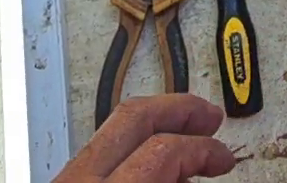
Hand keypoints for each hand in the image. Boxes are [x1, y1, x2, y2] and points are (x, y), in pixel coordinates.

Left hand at [54, 95, 235, 182]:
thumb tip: (197, 172)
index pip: (161, 150)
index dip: (202, 150)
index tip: (223, 158)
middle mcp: (78, 180)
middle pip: (133, 116)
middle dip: (180, 110)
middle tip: (211, 119)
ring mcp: (64, 179)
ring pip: (113, 129)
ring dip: (157, 125)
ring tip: (188, 138)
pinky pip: (100, 153)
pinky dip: (133, 149)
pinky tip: (154, 166)